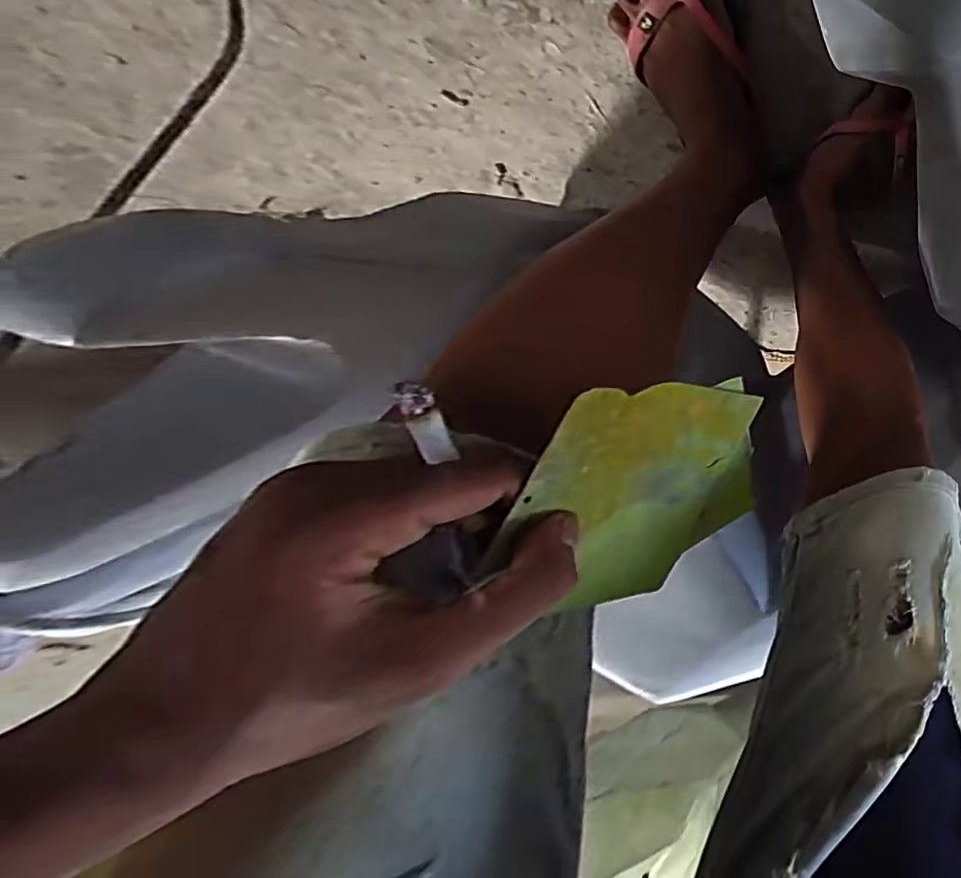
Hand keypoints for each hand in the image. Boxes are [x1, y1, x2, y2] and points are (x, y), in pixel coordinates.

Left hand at [74, 453, 577, 793]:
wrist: (149, 737)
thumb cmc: (297, 701)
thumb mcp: (433, 661)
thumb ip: (523, 591)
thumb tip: (566, 527)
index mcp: (346, 511)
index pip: (482, 471)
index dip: (526, 504)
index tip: (527, 552)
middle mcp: (321, 477)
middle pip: (455, 469)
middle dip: (489, 512)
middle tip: (482, 574)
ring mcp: (297, 483)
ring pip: (425, 475)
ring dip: (455, 514)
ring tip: (442, 575)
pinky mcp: (286, 497)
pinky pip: (387, 484)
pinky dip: (417, 515)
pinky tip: (400, 567)